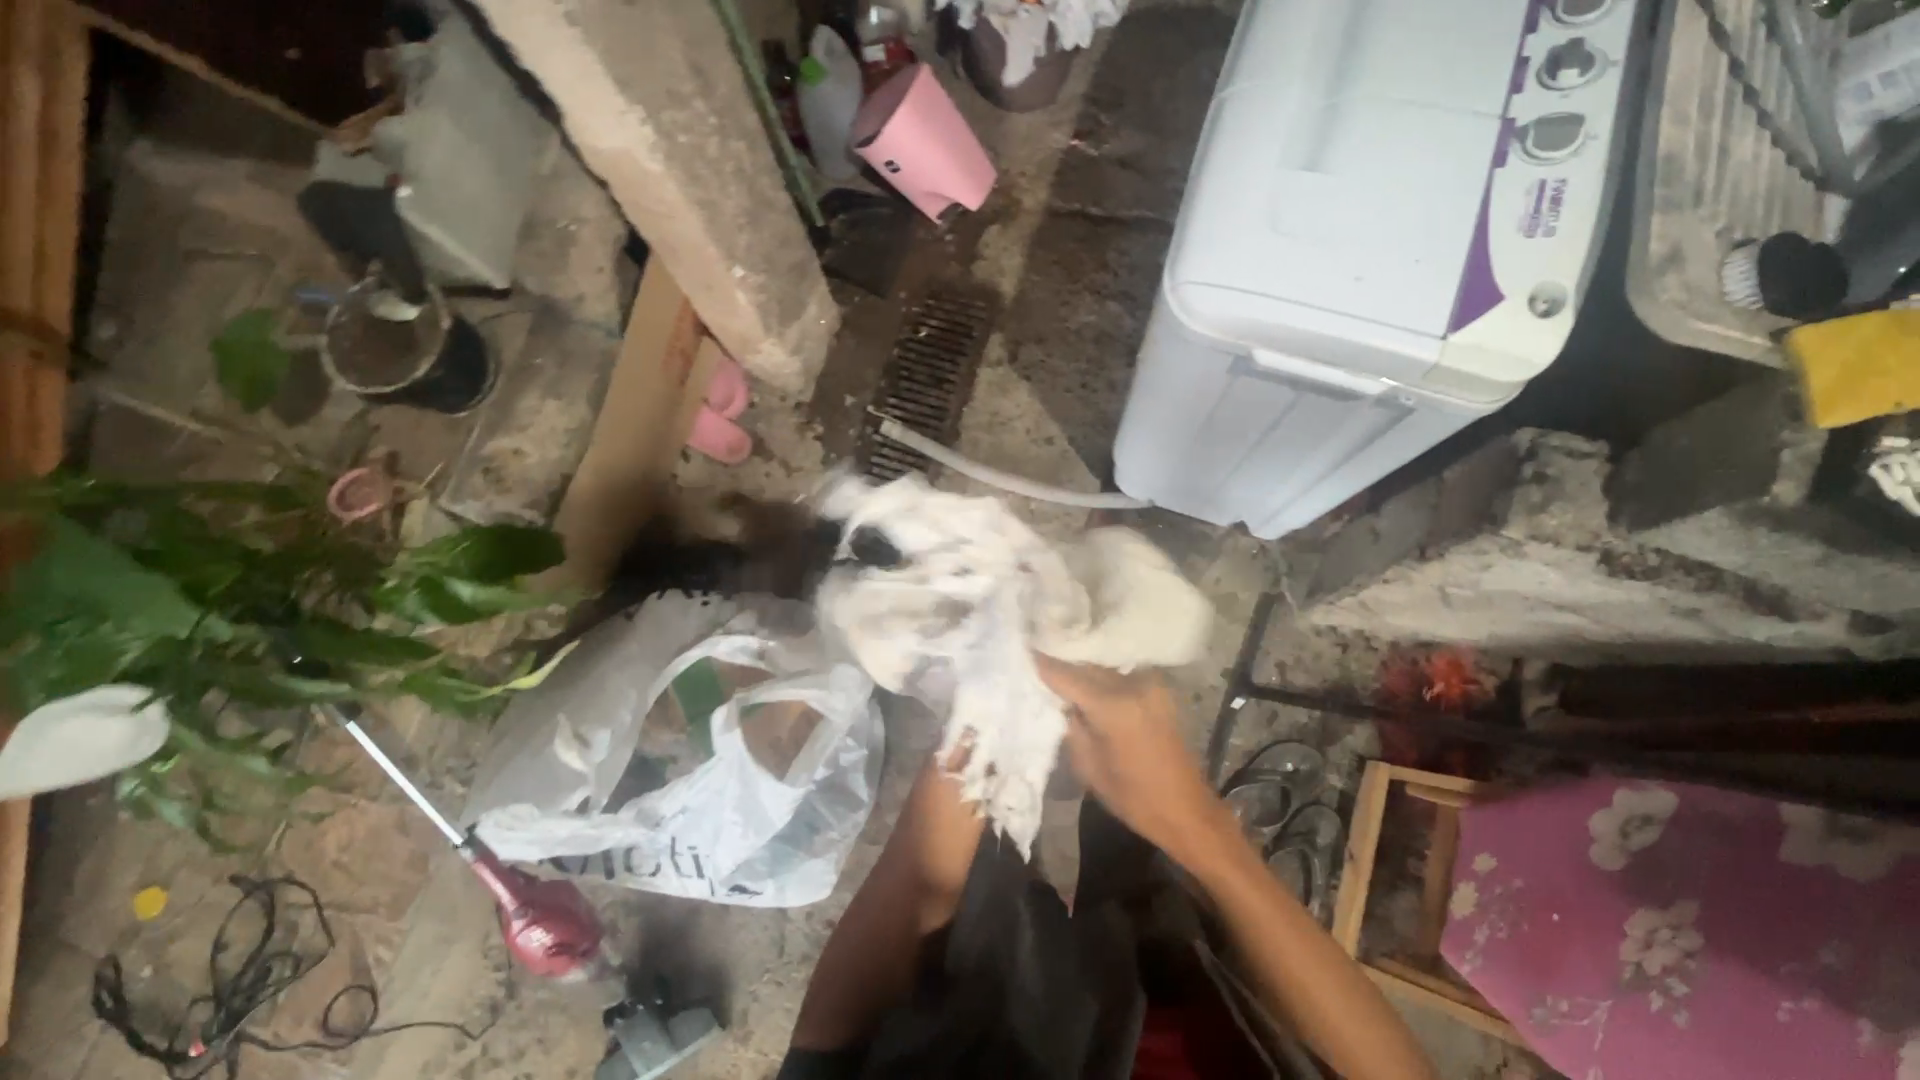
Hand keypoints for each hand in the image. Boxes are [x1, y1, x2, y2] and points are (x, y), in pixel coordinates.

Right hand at [1034, 654, 1237, 866]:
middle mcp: (1133, 685)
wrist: (1186, 809)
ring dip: (1081, 671)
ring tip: (1056, 673)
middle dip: (1061, 666)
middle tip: (1033, 664)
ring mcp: (1150, 685)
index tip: (1019, 651)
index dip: (1041, 664)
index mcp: (1113, 706)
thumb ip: (1072, 728)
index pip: (1067, 676)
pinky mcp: (1159, 691)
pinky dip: (1101, 678)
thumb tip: (1060, 703)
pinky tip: (1085, 685)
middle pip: (1086, 667)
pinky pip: (1120, 677)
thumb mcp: (1089, 767)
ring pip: (1104, 669)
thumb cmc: (1134, 798)